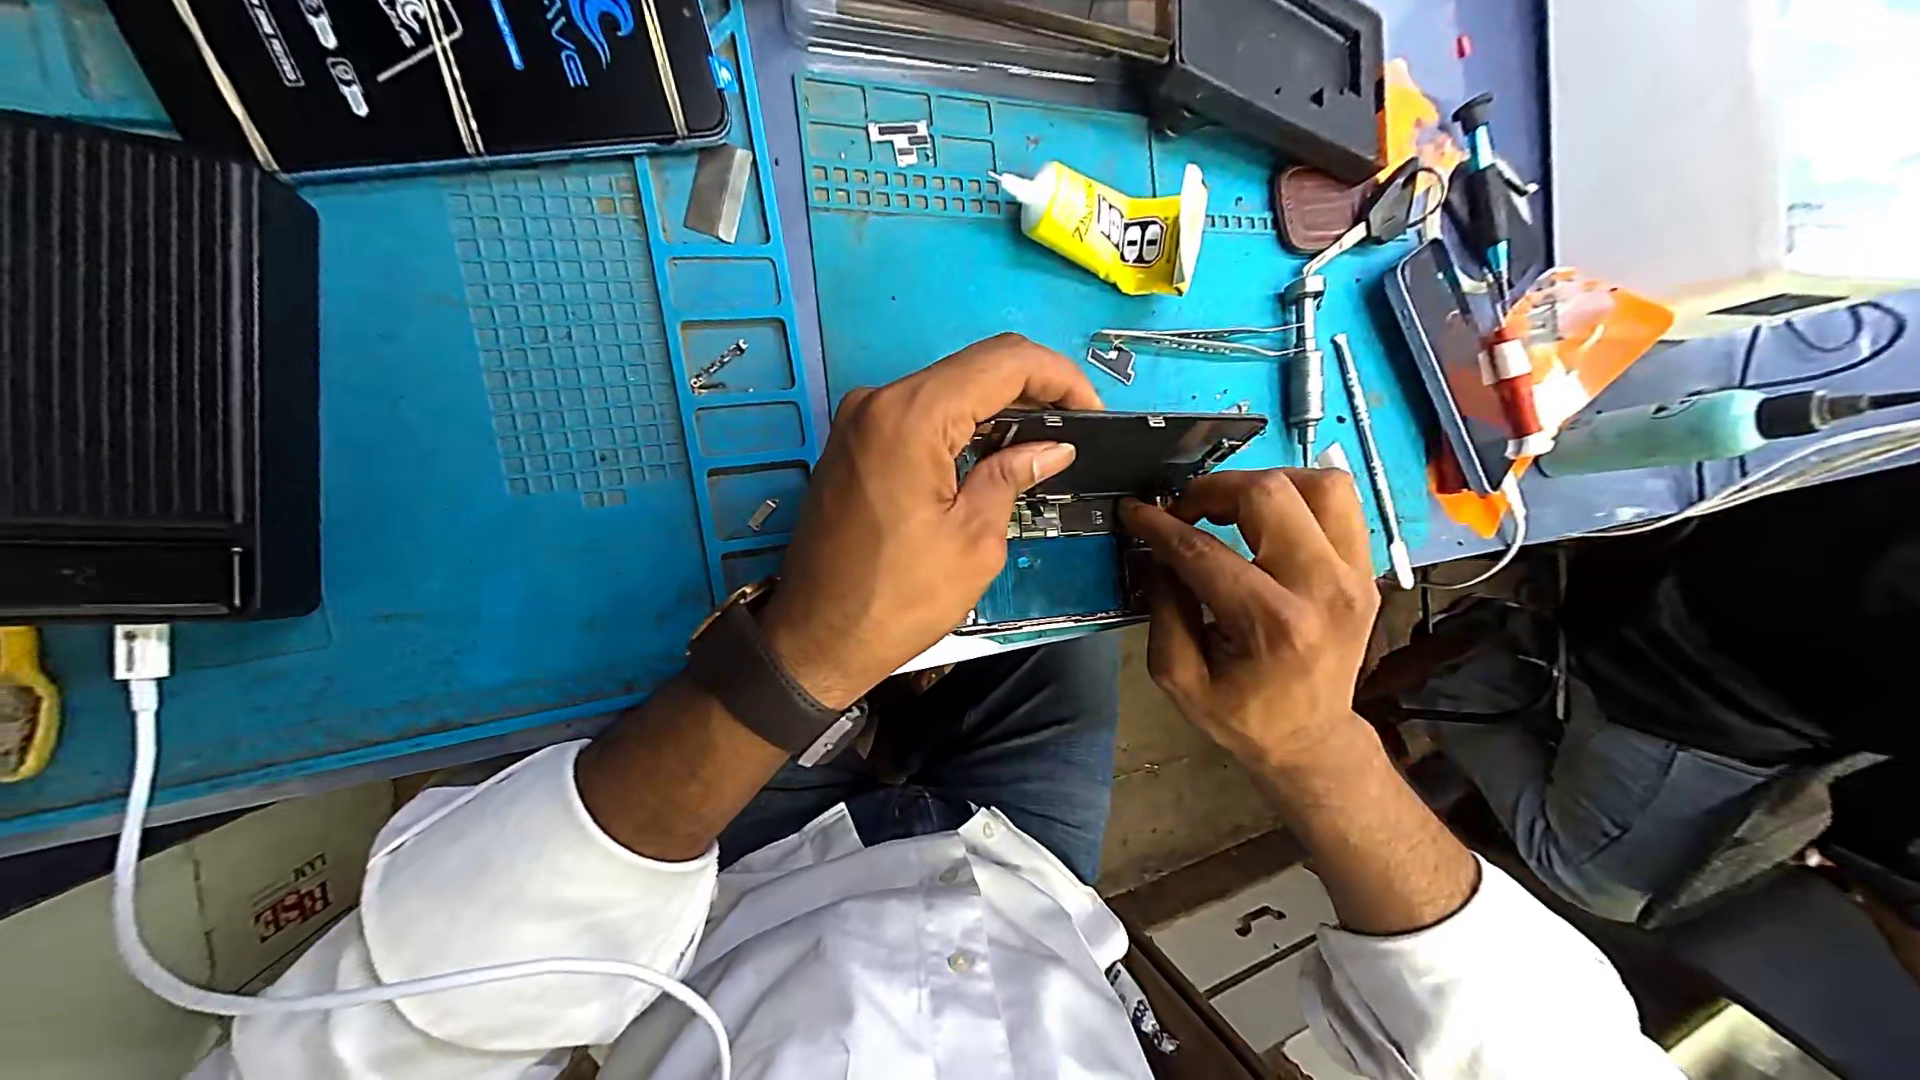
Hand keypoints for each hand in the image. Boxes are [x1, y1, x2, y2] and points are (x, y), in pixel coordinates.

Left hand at [758, 334, 1101, 708]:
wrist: (816, 637)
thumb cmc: (898, 599)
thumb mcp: (974, 541)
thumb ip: (1011, 476)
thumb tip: (1052, 447)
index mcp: (911, 416)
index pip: (1003, 362)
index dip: (1059, 377)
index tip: (1090, 411)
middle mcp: (878, 400)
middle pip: (973, 367)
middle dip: (1031, 390)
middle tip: (1071, 430)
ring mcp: (859, 418)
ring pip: (946, 387)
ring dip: (996, 407)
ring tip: (1040, 444)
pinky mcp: (852, 441)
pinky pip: (918, 413)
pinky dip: (959, 424)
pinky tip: (989, 452)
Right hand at [1119, 469, 1380, 772]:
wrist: (1312, 739)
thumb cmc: (1241, 715)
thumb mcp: (1178, 675)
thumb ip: (1163, 608)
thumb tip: (1160, 552)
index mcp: (1271, 624)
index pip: (1204, 550)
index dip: (1160, 525)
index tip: (1135, 512)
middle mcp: (1323, 589)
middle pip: (1270, 495)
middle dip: (1212, 490)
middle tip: (1185, 510)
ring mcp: (1355, 576)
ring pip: (1319, 484)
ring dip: (1264, 484)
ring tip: (1231, 506)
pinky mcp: (1366, 571)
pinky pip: (1341, 502)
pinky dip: (1298, 496)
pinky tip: (1266, 517)